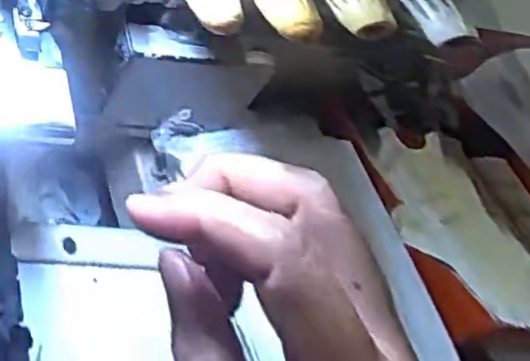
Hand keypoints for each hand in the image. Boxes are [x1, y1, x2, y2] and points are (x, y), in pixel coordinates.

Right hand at [126, 154, 414, 360]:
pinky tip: (228, 265)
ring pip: (314, 202)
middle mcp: (384, 327)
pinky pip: (315, 231)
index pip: (283, 252)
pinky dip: (260, 223)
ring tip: (194, 244)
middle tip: (171, 216)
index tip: (142, 211)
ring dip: (241, 199)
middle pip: (308, 200)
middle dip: (226, 186)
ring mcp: (387, 313)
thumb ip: (204, 350)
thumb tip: (177, 258)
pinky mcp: (372, 310)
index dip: (206, 215)